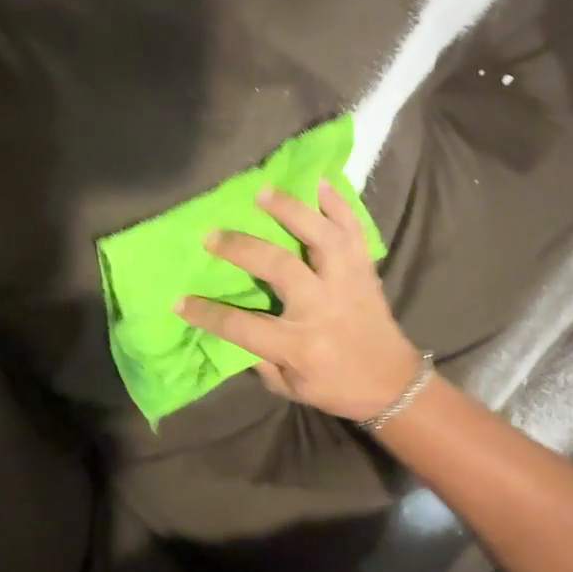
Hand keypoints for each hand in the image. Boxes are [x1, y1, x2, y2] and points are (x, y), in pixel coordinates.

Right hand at [176, 181, 425, 422]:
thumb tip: (230, 324)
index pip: (243, 325)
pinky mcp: (365, 271)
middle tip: (212, 234)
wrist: (393, 384)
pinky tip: (320, 183)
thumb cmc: (335, 388)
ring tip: (263, 192)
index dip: (207, 313)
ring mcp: (347, 284)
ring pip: (321, 237)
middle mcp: (322, 308)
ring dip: (292, 210)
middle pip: (279, 267)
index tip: (179, 301)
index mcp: (300, 345)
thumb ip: (259, 357)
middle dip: (242, 248)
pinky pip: (353, 231)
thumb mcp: (289, 386)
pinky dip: (339, 205)